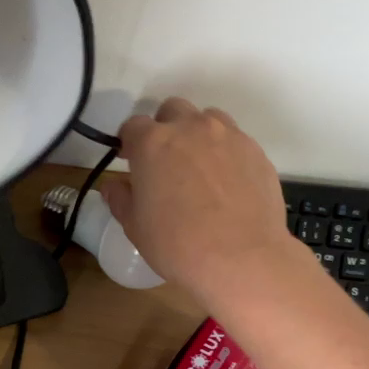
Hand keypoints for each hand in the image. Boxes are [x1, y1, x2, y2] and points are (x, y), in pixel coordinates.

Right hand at [102, 98, 310, 307]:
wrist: (240, 257)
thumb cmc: (177, 245)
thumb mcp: (135, 228)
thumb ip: (121, 199)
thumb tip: (114, 186)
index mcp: (153, 144)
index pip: (132, 126)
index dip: (128, 143)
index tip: (129, 161)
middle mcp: (190, 128)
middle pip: (172, 111)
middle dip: (164, 130)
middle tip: (163, 163)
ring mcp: (227, 135)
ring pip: (206, 119)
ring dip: (196, 136)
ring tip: (196, 170)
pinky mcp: (255, 150)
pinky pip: (233, 140)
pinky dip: (223, 154)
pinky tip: (223, 185)